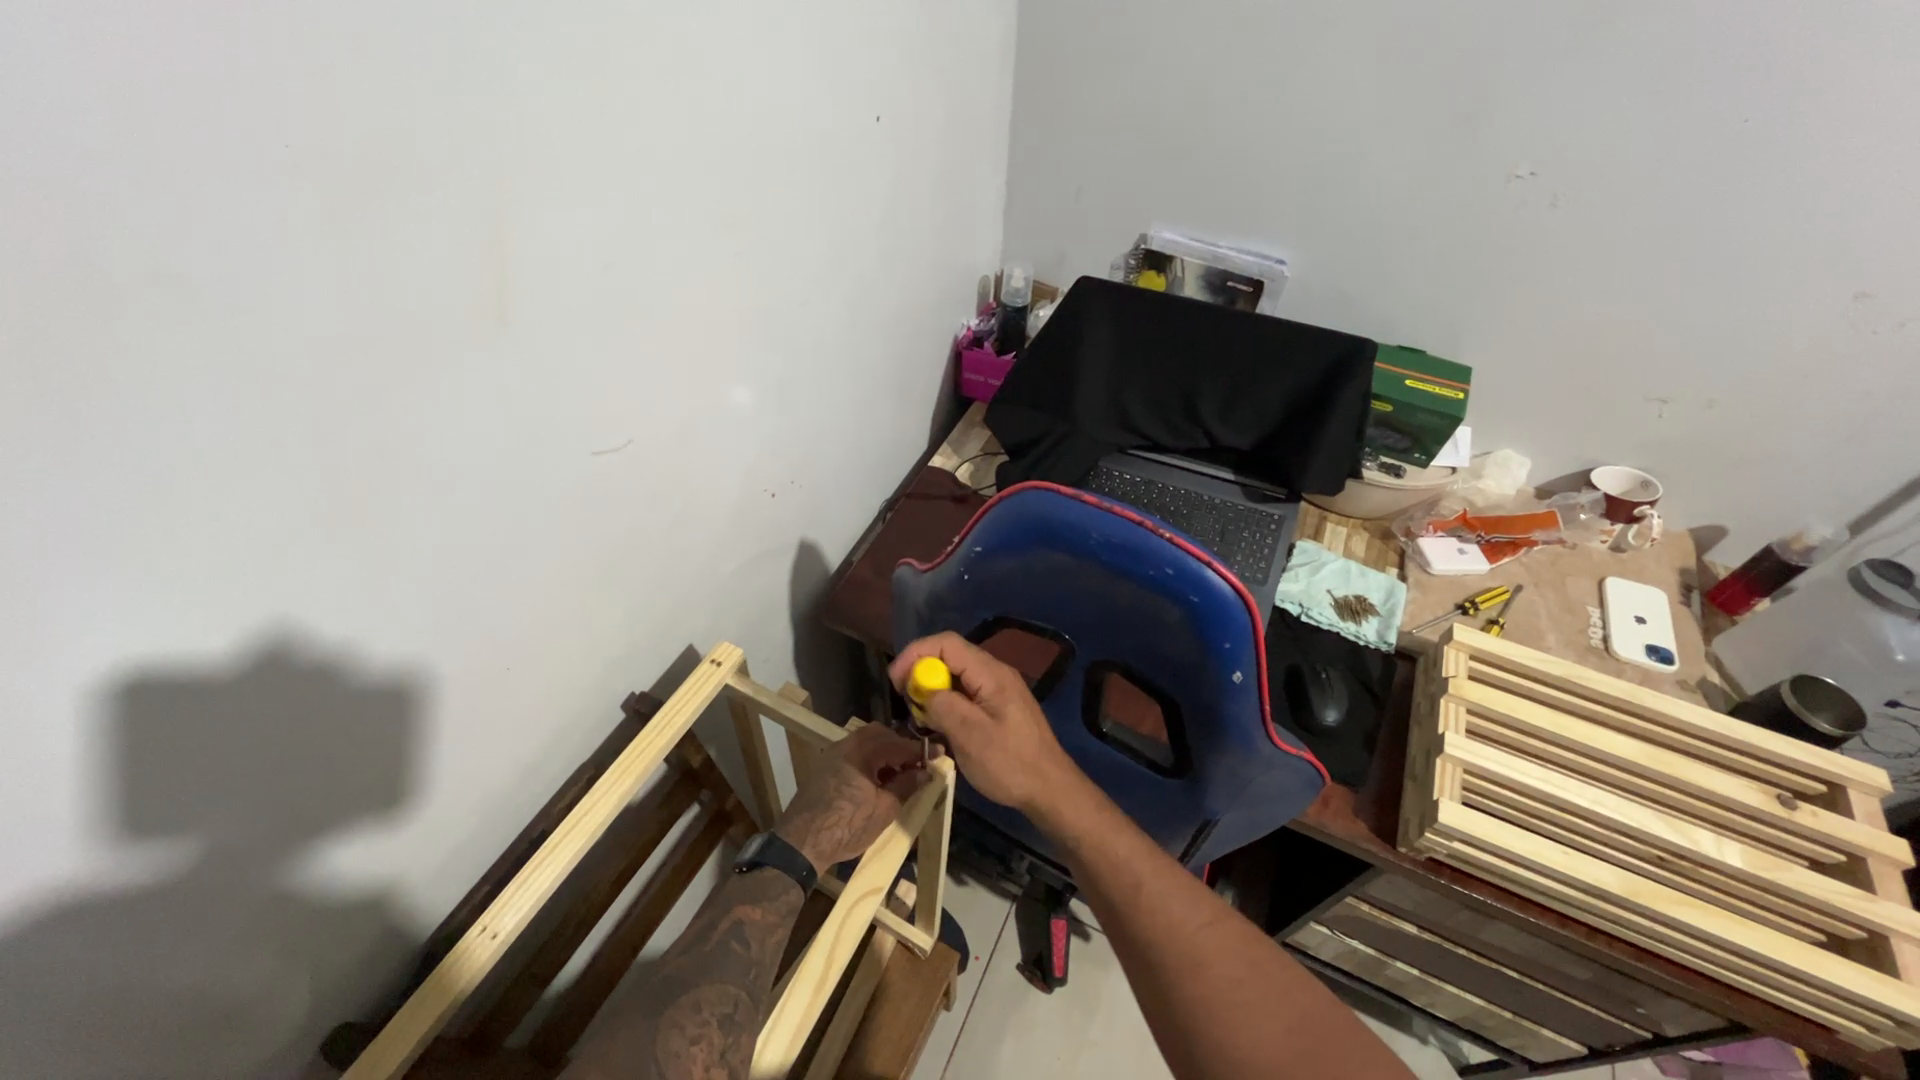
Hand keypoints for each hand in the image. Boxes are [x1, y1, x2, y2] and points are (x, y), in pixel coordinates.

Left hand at [775, 724, 929, 871]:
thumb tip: (925, 771)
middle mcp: (846, 744)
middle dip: (901, 747)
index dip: (921, 751)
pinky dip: (870, 760)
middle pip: (880, 735)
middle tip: (917, 764)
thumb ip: (906, 784)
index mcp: (863, 750)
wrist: (801, 843)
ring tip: (900, 775)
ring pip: (865, 743)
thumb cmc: (847, 826)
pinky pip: (853, 754)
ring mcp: (833, 755)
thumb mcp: (885, 809)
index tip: (940, 754)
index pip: (899, 744)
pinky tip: (878, 780)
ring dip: (885, 753)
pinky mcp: (825, 768)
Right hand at [888, 632, 1081, 816]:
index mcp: (991, 673)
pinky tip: (940, 728)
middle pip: (949, 657)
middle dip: (921, 674)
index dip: (915, 654)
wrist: (1050, 790)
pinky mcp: (998, 709)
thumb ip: (942, 705)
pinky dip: (947, 705)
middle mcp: (995, 674)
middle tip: (907, 704)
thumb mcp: (969, 735)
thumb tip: (924, 692)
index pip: (946, 643)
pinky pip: (965, 695)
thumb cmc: (1011, 763)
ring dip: (933, 692)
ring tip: (922, 719)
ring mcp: (998, 691)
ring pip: (955, 677)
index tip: (896, 681)